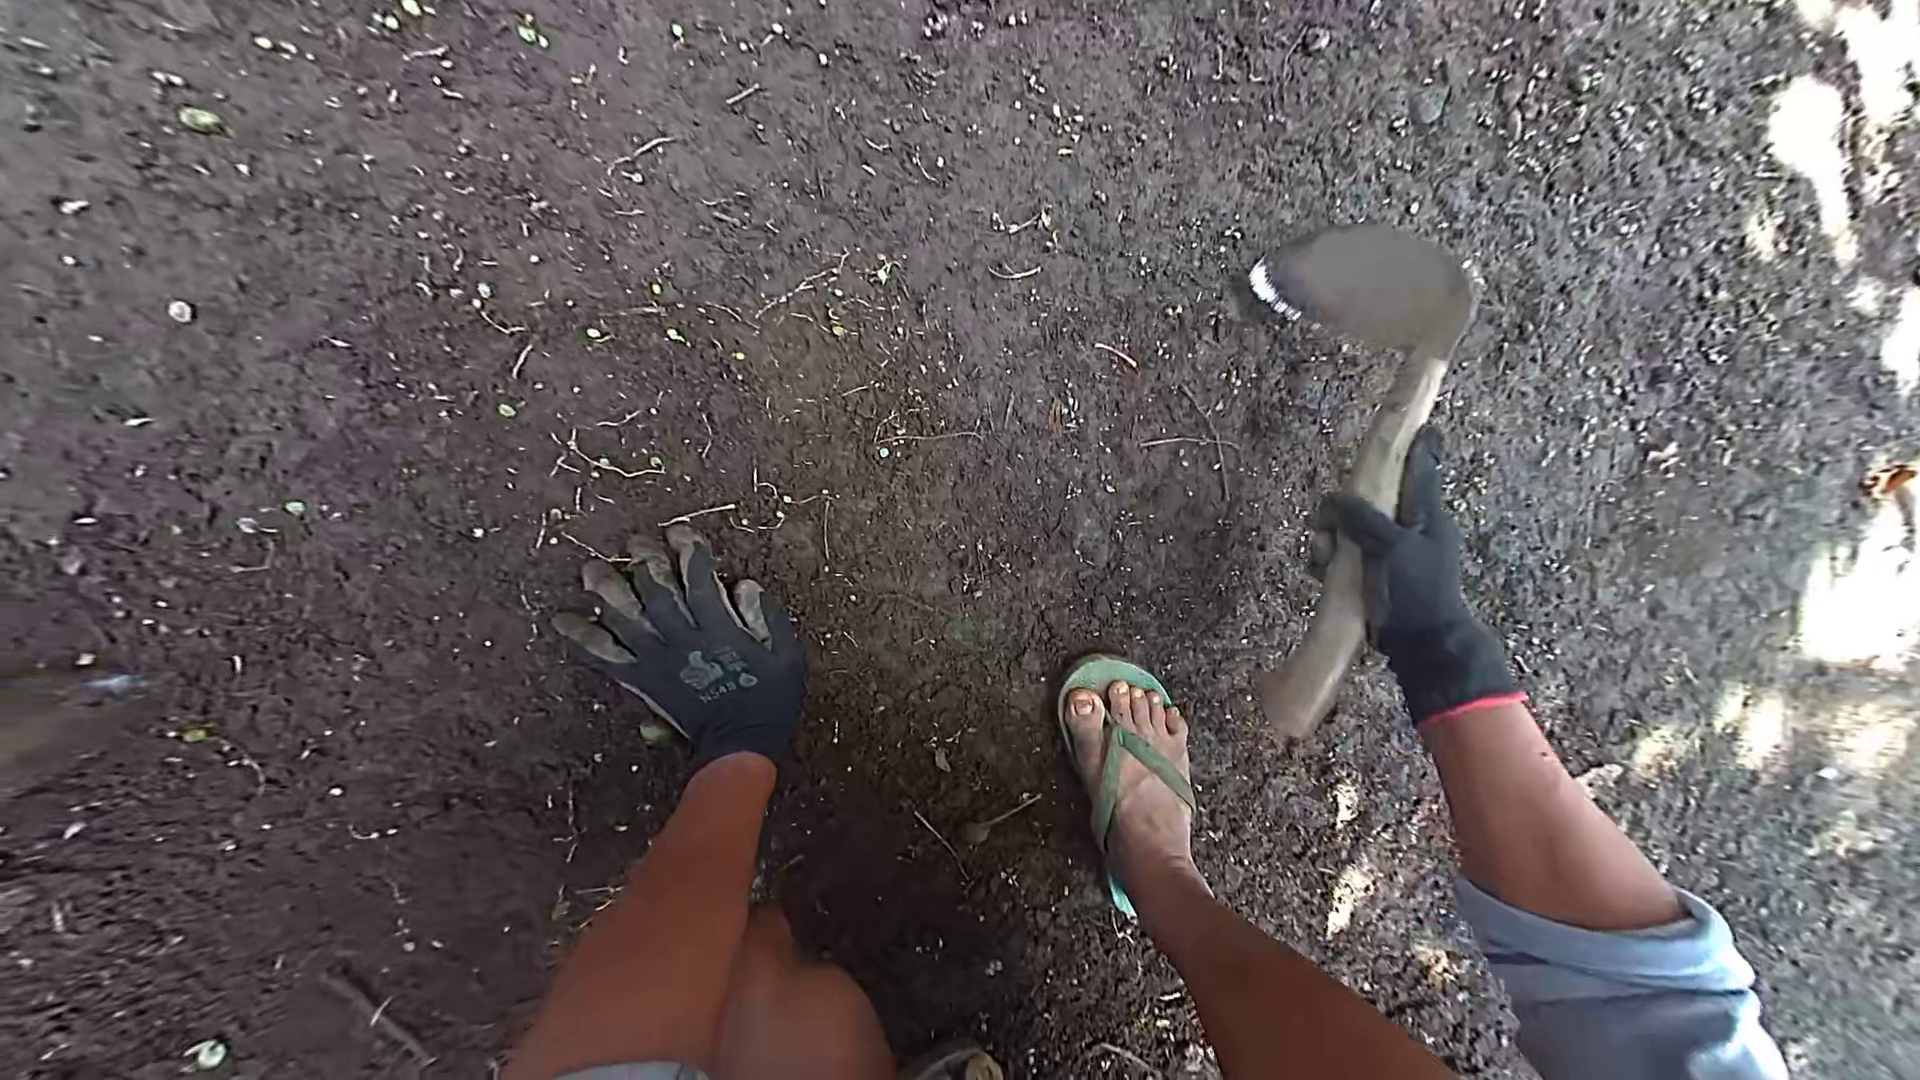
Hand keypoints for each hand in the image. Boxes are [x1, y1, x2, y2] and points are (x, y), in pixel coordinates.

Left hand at [553, 526, 805, 770]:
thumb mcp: (786, 654)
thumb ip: (766, 617)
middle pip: (658, 592)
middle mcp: (685, 638)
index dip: (689, 552)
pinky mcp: (642, 680)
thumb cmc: (769, 697)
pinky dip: (583, 639)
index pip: (701, 580)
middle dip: (645, 562)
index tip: (680, 532)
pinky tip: (564, 621)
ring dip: (607, 592)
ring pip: (626, 618)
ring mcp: (659, 659)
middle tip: (634, 541)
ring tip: (591, 570)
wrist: (739, 744)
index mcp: (721, 629)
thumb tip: (744, 584)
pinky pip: (605, 658)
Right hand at [1318, 427, 1520, 725]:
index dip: (1418, 446)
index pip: (1419, 470)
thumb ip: (1362, 516)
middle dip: (1338, 511)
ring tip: (1322, 559)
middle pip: (1365, 499)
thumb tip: (1330, 499)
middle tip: (1324, 526)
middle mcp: (1405, 527)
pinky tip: (1322, 572)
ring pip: (1345, 528)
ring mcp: (1385, 550)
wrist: (1419, 643)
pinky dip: (1326, 561)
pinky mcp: (1367, 571)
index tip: (1419, 424)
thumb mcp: (1391, 546)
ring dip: (1327, 540)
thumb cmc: (1415, 591)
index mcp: (1424, 515)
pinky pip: (1338, 554)